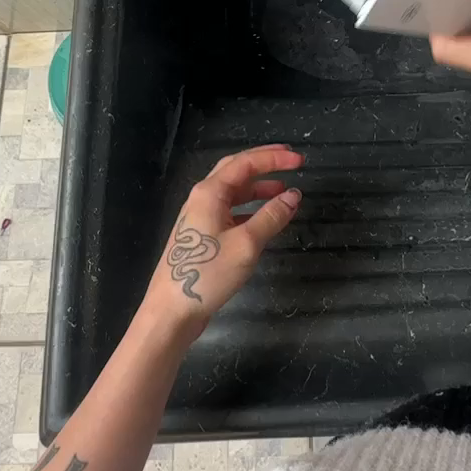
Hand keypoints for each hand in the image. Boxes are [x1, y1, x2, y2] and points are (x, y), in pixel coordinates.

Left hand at [140, 144, 303, 335]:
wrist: (171, 312)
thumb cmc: (207, 273)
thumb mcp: (247, 244)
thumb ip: (272, 217)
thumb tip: (293, 196)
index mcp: (210, 192)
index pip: (245, 163)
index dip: (274, 158)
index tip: (299, 159)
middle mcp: (202, 198)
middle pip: (235, 170)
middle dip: (263, 163)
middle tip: (289, 160)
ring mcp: (200, 217)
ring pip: (232, 192)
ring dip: (258, 187)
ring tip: (282, 190)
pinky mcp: (202, 236)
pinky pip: (230, 210)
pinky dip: (250, 208)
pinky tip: (263, 218)